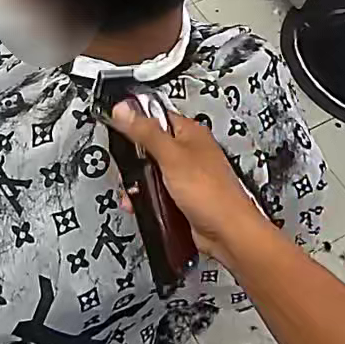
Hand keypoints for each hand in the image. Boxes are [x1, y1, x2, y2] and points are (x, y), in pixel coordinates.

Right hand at [109, 99, 271, 261]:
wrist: (226, 233)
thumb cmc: (213, 194)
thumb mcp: (171, 157)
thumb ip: (146, 132)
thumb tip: (124, 110)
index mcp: (191, 133)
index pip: (158, 116)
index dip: (137, 120)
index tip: (118, 126)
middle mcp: (191, 153)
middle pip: (152, 147)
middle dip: (137, 160)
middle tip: (130, 167)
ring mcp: (187, 177)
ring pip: (154, 173)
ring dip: (141, 183)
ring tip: (137, 190)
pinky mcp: (184, 198)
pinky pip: (159, 194)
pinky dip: (149, 199)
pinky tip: (146, 205)